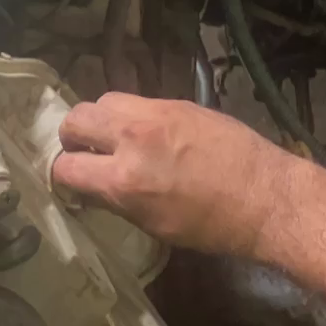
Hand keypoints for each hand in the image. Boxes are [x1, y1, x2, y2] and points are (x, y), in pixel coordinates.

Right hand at [51, 92, 308, 257]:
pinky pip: (138, 100)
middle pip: (77, 117)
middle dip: (72, 135)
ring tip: (114, 138)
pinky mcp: (176, 100)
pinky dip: (131, 116)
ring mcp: (155, 113)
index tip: (68, 180)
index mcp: (124, 179)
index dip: (62, 175)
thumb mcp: (154, 225)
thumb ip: (116, 199)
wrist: (263, 194)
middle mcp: (132, 138)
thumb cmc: (210, 225)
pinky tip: (146, 133)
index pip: (67, 165)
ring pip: (105, 100)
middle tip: (84, 151)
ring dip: (102, 119)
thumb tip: (90, 187)